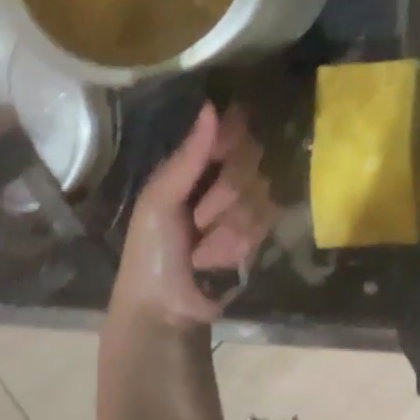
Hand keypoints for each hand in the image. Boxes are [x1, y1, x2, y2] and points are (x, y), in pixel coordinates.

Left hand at [109, 103, 279, 329]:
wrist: (164, 314)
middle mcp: (226, 178)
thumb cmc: (151, 253)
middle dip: (228, 193)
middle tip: (200, 219)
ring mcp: (246, 205)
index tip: (221, 157)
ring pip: (262, 192)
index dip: (232, 141)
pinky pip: (267, 221)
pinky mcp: (262, 232)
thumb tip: (212, 106)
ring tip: (204, 250)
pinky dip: (239, 243)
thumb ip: (189, 155)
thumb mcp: (159, 200)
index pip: (234, 130)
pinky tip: (220, 260)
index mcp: (198, 165)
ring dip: (231, 226)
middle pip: (254, 160)